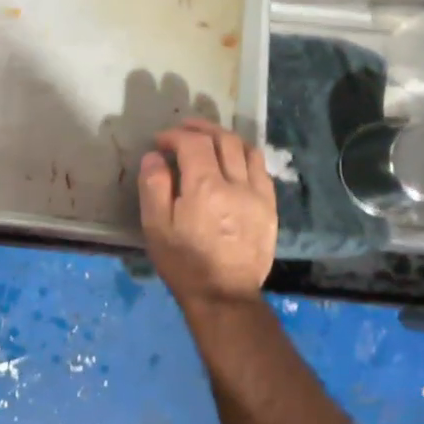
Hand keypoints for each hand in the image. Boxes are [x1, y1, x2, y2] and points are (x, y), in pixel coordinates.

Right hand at [138, 119, 276, 305]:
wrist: (223, 294)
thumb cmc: (183, 263)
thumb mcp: (155, 227)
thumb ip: (153, 186)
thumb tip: (154, 157)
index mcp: (205, 187)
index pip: (193, 144)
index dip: (175, 136)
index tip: (160, 141)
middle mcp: (236, 183)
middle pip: (223, 139)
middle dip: (201, 128)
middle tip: (183, 129)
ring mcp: (258, 194)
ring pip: (247, 150)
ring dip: (226, 138)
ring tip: (209, 139)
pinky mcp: (269, 207)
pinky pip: (261, 169)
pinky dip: (245, 156)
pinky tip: (233, 162)